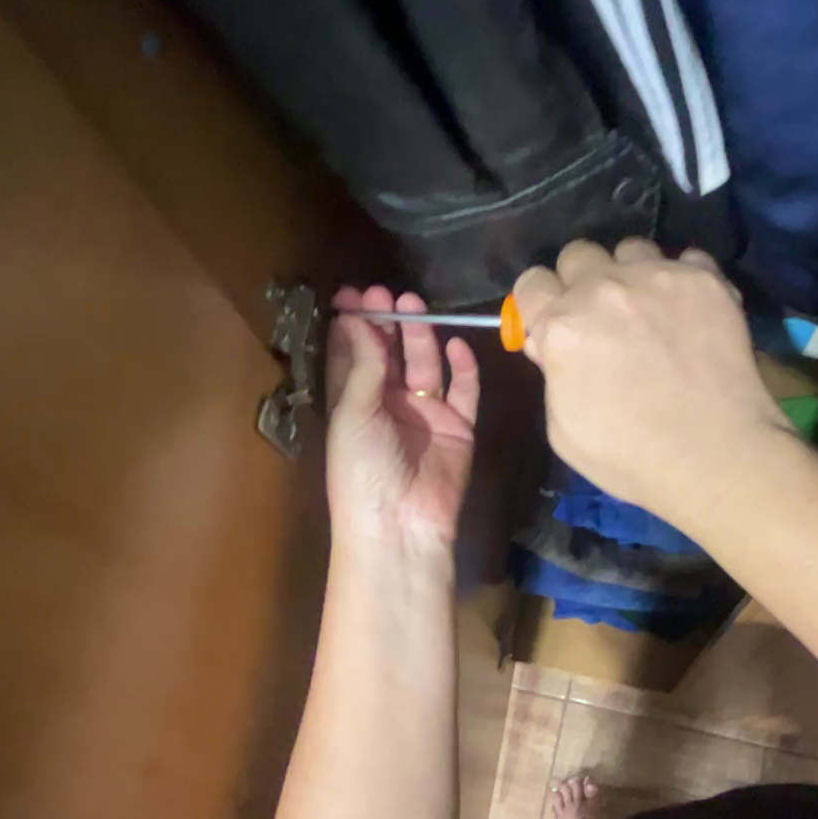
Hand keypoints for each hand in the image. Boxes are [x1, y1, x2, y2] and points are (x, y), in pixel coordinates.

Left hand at [325, 285, 480, 556]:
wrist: (400, 524)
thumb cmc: (362, 469)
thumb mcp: (353, 413)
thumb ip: (365, 365)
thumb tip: (361, 319)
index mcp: (353, 404)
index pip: (353, 355)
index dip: (354, 325)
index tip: (355, 294)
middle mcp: (388, 406)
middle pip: (391, 354)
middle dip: (388, 323)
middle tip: (387, 293)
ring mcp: (426, 415)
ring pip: (425, 365)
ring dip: (420, 336)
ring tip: (415, 305)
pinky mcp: (458, 427)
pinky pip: (464, 391)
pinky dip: (462, 368)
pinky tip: (455, 345)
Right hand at [513, 238, 789, 524]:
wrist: (714, 455)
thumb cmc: (628, 456)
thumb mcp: (562, 429)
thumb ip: (552, 374)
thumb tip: (552, 345)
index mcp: (561, 326)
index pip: (531, 282)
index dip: (537, 305)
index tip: (549, 323)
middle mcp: (604, 289)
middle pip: (577, 254)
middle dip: (579, 282)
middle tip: (598, 317)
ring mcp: (658, 278)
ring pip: (630, 249)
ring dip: (630, 274)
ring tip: (647, 309)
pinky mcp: (705, 280)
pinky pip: (685, 258)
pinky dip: (680, 280)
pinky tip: (687, 312)